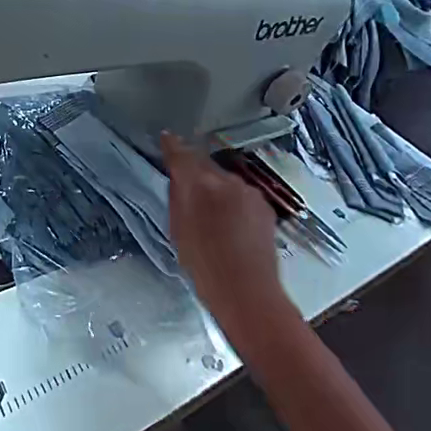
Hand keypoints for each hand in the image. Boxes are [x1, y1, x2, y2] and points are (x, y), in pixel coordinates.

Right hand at [162, 132, 282, 315]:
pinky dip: (233, 200)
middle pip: (204, 165)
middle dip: (195, 171)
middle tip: (186, 187)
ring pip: (224, 180)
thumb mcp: (177, 227)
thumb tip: (179, 179)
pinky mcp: (264, 206)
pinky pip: (241, 194)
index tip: (166, 138)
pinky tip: (230, 223)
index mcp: (199, 184)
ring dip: (215, 187)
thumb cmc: (202, 263)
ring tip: (210, 211)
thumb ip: (177, 196)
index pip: (181, 154)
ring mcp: (249, 192)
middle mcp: (226, 180)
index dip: (171, 145)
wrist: (247, 292)